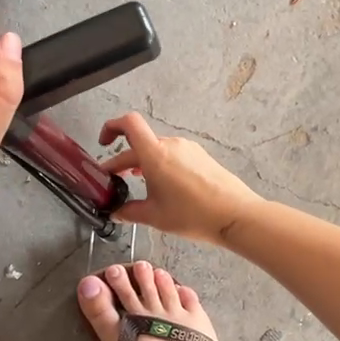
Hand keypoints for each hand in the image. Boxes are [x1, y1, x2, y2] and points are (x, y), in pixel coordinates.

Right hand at [100, 112, 265, 247]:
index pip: (128, 124)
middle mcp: (171, 145)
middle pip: (140, 143)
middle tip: (115, 180)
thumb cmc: (195, 215)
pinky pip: (173, 155)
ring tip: (138, 184)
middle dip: (124, 160)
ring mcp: (188, 149)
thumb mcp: (154, 216)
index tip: (104, 143)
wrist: (235, 215)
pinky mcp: (200, 157)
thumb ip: (129, 212)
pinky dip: (161, 166)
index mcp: (155, 155)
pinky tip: (163, 186)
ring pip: (157, 149)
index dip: (111, 127)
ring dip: (144, 163)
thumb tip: (117, 212)